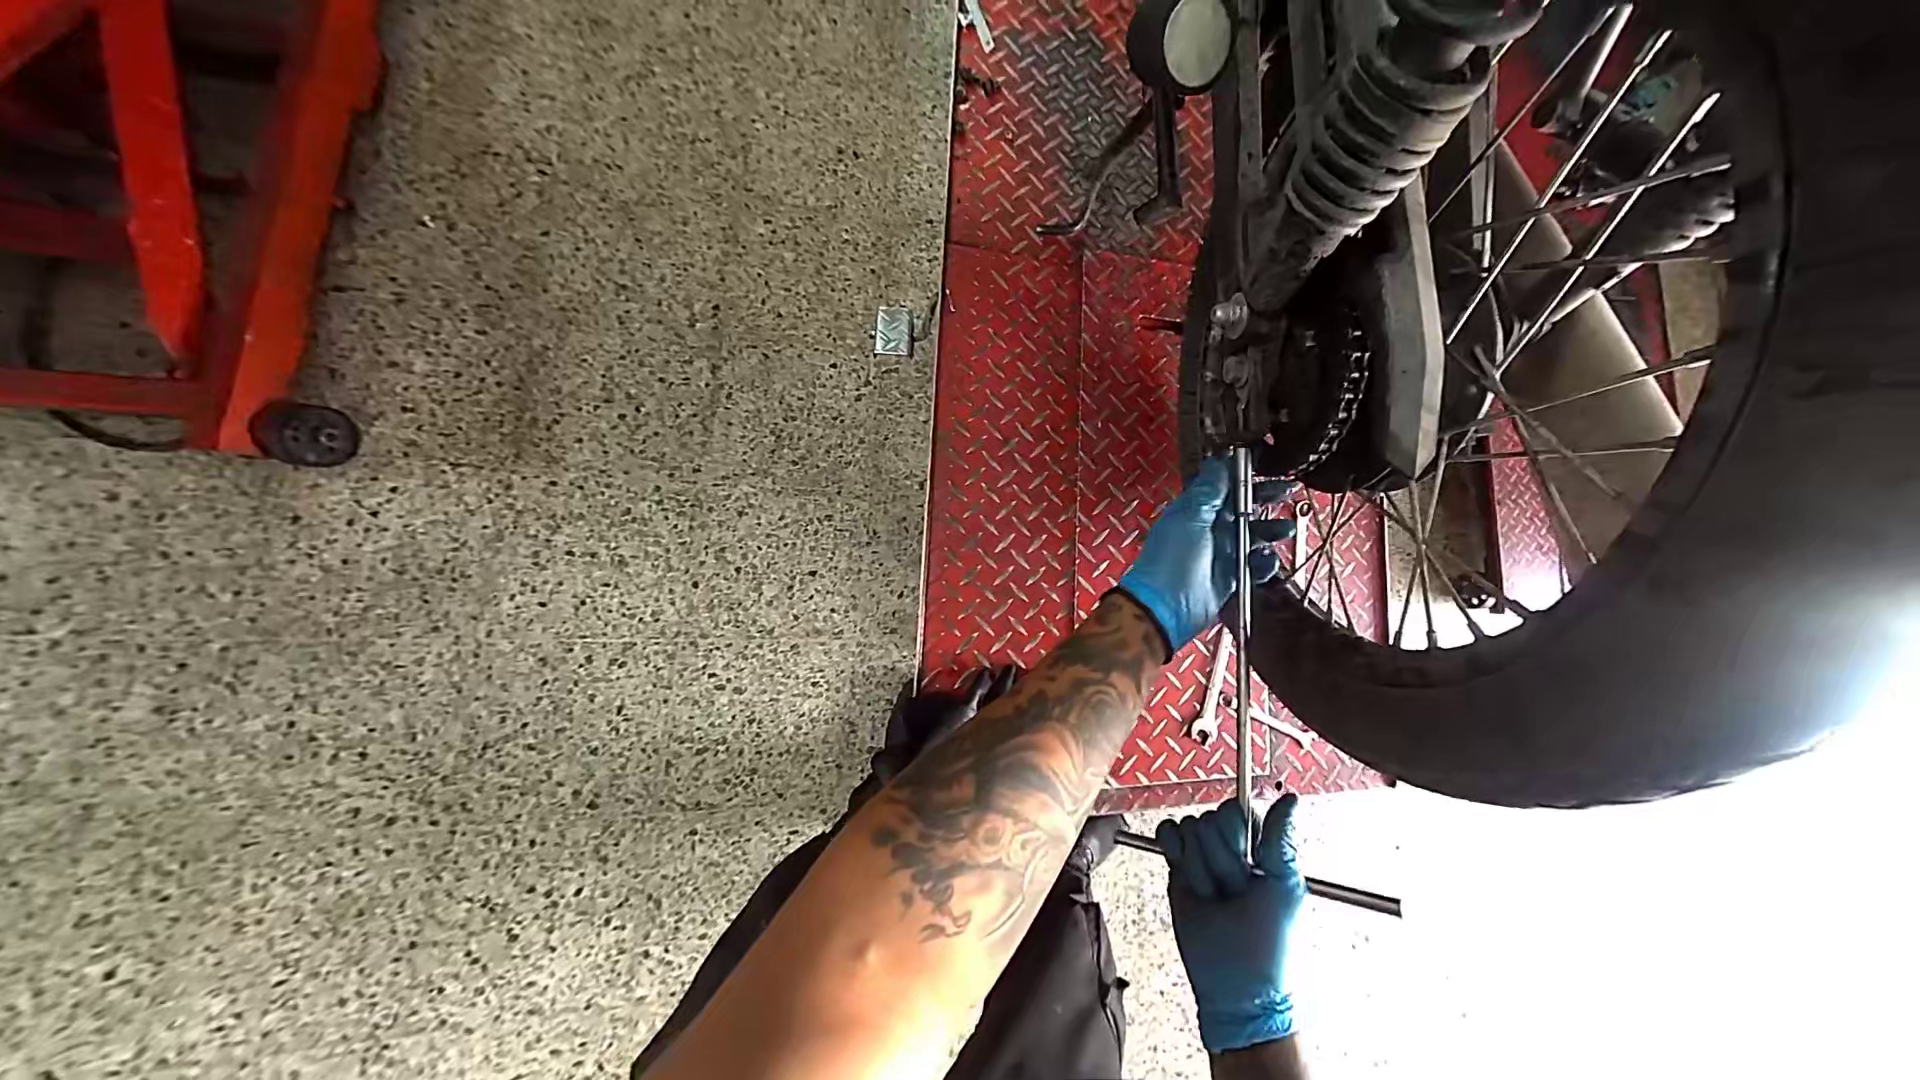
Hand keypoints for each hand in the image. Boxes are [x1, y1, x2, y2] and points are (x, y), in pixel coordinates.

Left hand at [1116, 459, 1294, 653]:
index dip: (1245, 474)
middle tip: (1287, 489)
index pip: (1224, 485)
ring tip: (1285, 529)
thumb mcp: (1190, 517)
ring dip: (1271, 530)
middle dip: (1265, 497)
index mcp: (1196, 510)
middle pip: (1243, 507)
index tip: (1269, 462)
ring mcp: (1221, 553)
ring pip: (1254, 535)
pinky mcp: (1232, 577)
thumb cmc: (1173, 558)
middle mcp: (1210, 528)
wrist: (1167, 607)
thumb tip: (1219, 459)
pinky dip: (1264, 562)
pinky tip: (1267, 559)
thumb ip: (1209, 490)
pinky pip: (1255, 565)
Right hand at [1157, 795, 1304, 1053]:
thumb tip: (1290, 799)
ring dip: (1200, 866)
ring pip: (1188, 828)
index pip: (1237, 810)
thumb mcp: (1286, 889)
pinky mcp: (1177, 868)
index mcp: (1259, 849)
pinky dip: (1172, 847)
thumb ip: (1280, 842)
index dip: (1237, 834)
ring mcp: (1201, 856)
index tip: (1248, 862)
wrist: (1236, 986)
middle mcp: (1229, 848)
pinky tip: (1185, 871)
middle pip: (1210, 819)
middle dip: (1220, 859)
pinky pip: (1167, 834)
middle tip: (1233, 890)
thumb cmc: (1270, 944)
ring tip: (1214, 896)